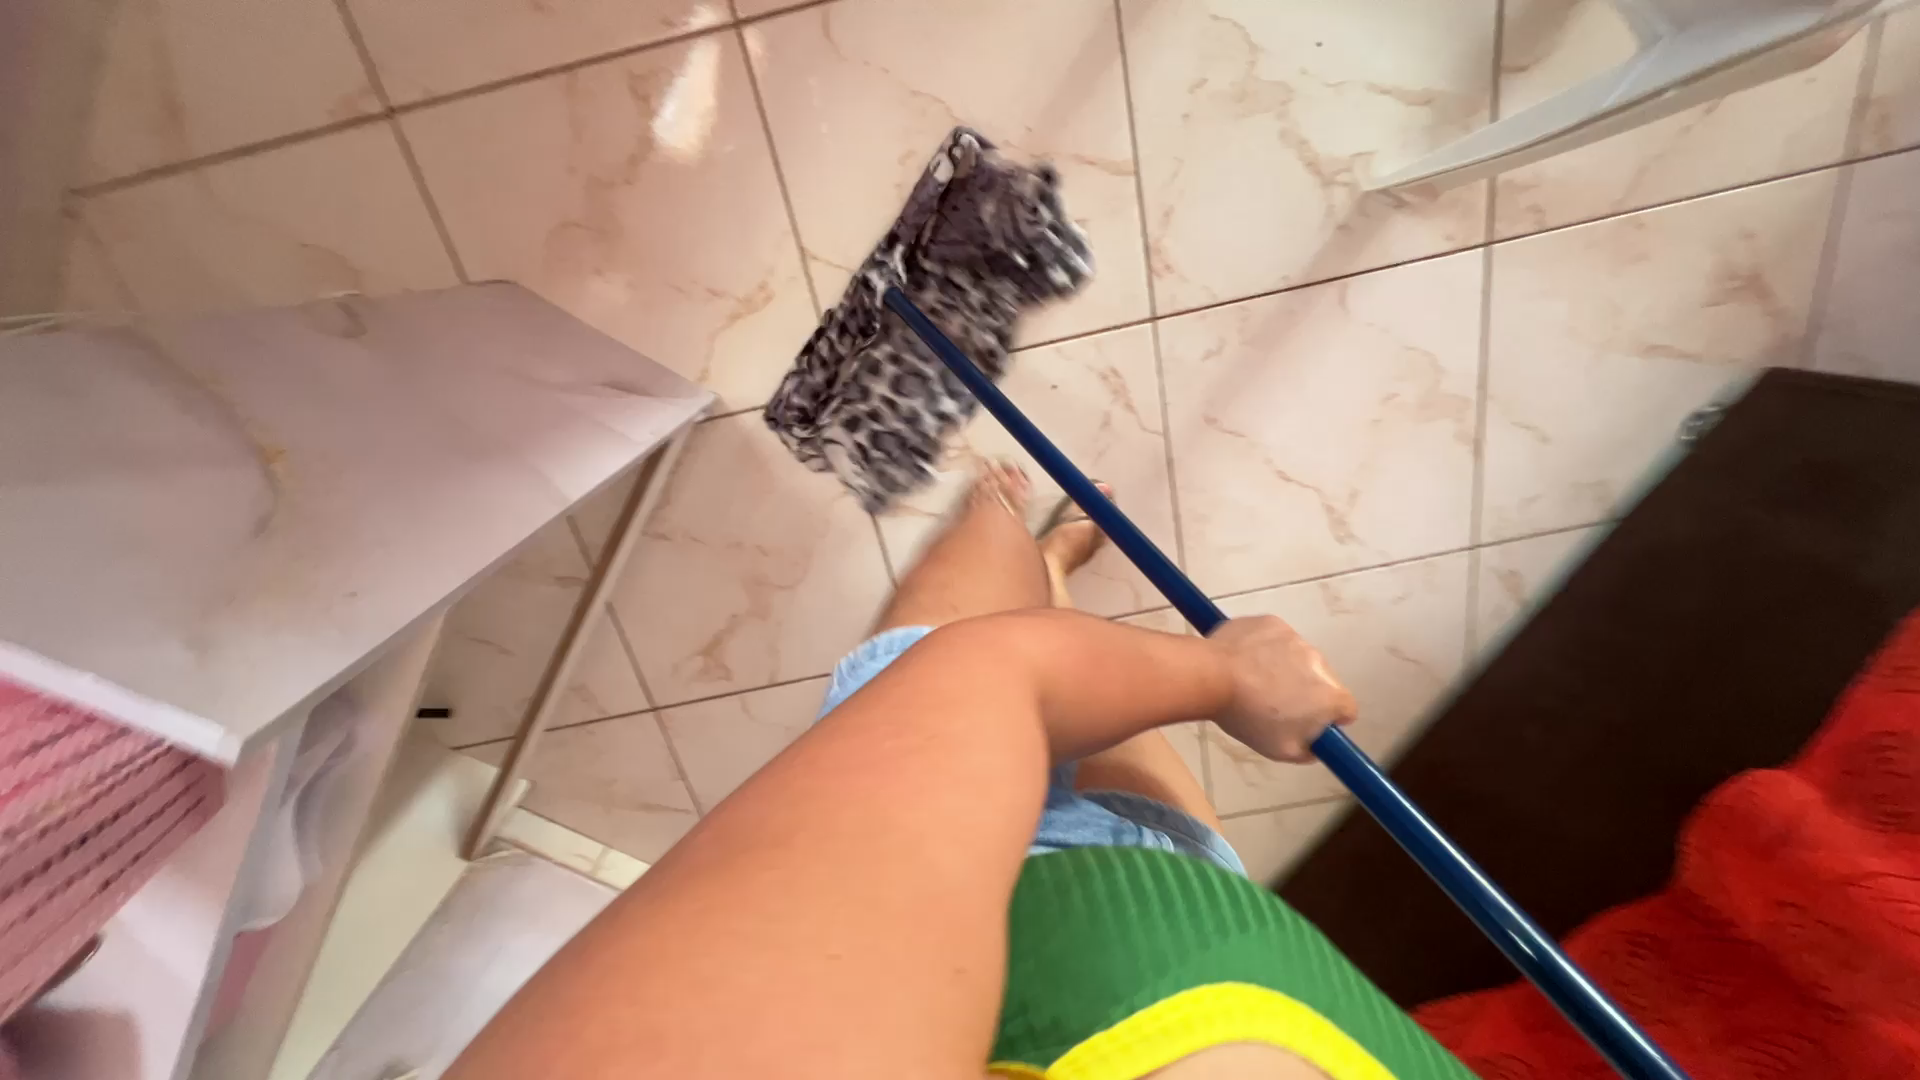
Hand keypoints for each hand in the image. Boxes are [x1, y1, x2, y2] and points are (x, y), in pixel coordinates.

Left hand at [1206, 616, 1356, 762]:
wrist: (1211, 675)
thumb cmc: (1248, 716)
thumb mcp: (1282, 750)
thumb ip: (1308, 750)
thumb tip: (1314, 744)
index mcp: (1332, 695)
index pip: (1346, 710)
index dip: (1328, 718)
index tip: (1305, 721)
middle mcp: (1321, 661)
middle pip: (1322, 680)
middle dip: (1305, 690)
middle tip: (1272, 701)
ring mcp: (1295, 636)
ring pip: (1298, 656)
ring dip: (1284, 666)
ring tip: (1252, 677)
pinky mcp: (1271, 621)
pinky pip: (1275, 637)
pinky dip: (1264, 646)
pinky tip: (1243, 657)